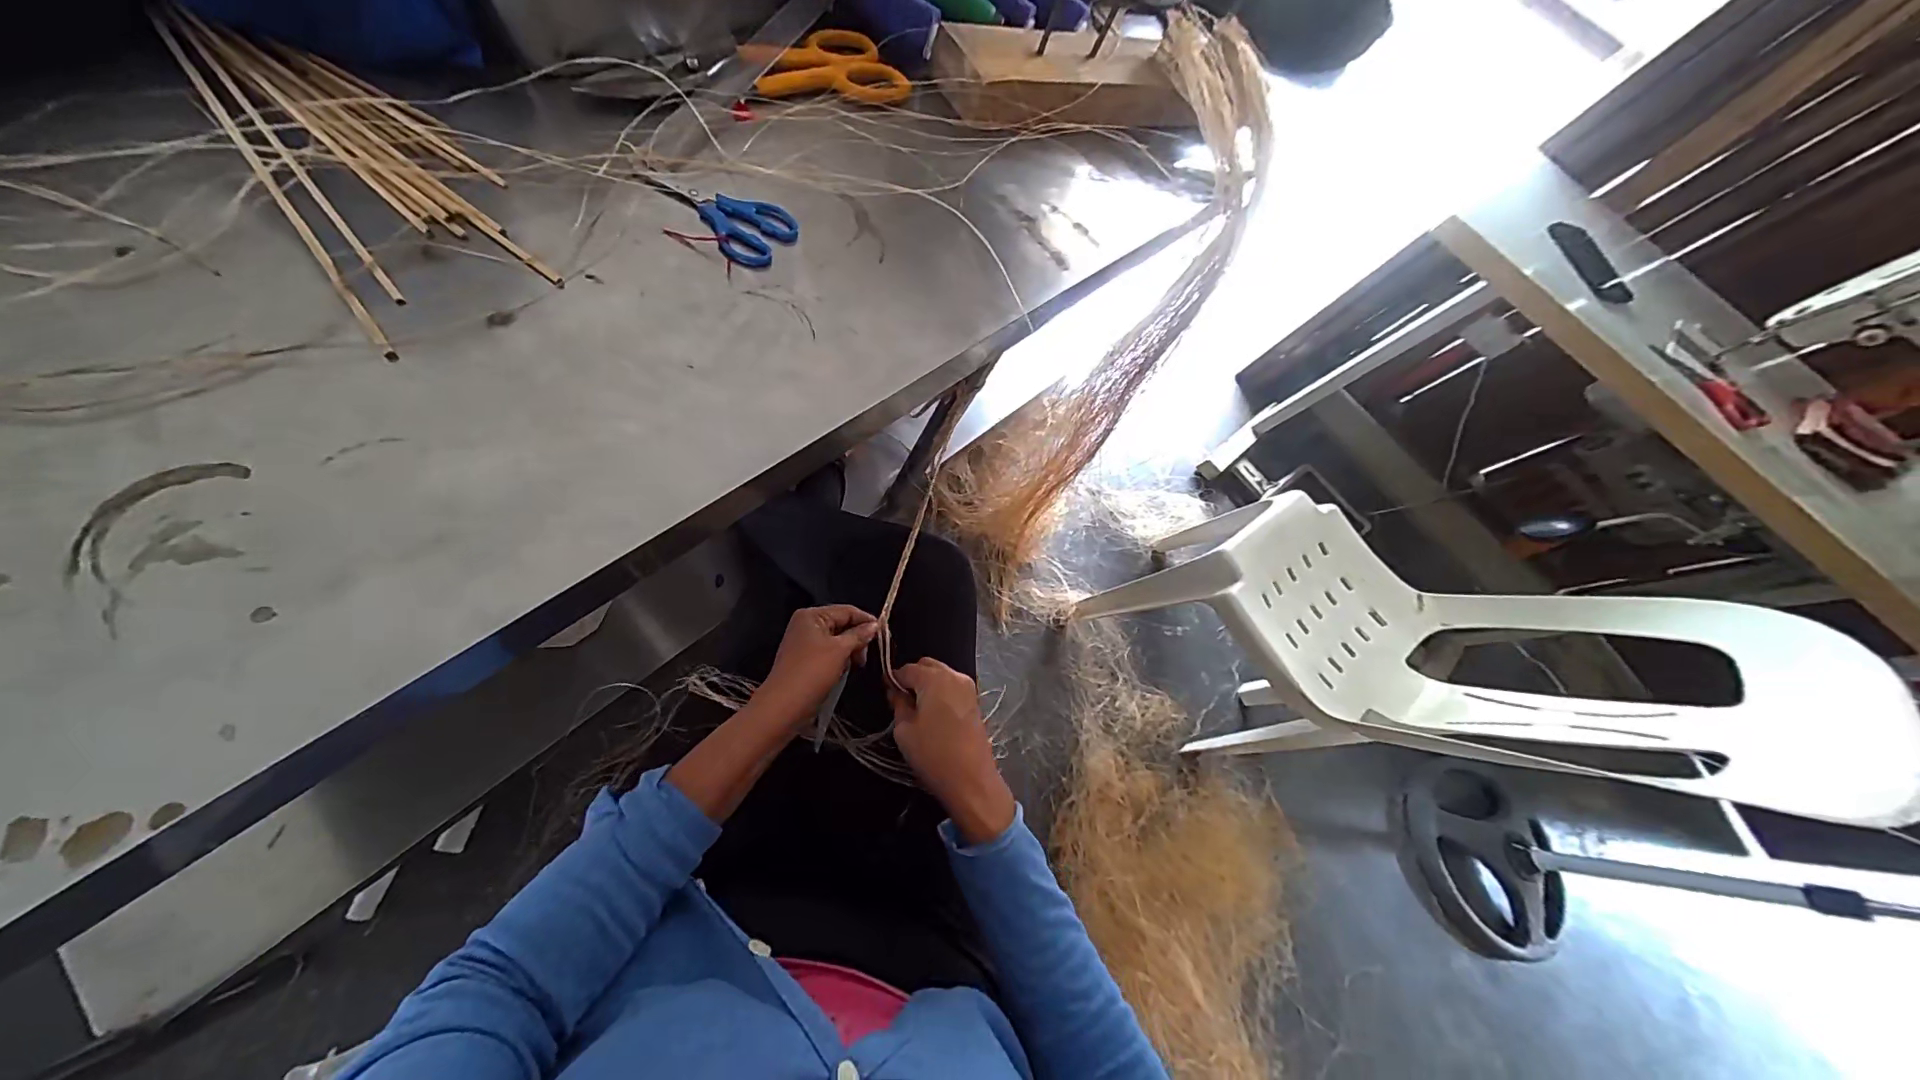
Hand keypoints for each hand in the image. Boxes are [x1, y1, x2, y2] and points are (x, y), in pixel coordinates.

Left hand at [755, 605, 878, 728]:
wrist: (784, 706)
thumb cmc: (812, 672)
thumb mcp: (840, 650)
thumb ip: (859, 635)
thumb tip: (875, 625)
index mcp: (812, 615)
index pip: (847, 611)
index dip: (867, 621)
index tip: (885, 635)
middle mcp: (806, 624)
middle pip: (842, 624)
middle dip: (857, 638)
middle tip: (864, 657)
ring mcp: (804, 643)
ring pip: (837, 640)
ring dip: (849, 651)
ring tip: (854, 666)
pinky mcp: (805, 660)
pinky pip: (829, 653)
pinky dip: (839, 660)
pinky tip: (843, 671)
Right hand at [888, 658, 1015, 844]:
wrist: (972, 780)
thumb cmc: (933, 754)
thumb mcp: (904, 730)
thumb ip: (898, 704)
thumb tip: (896, 692)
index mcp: (934, 678)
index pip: (907, 669)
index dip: (893, 679)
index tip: (885, 692)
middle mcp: (954, 676)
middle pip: (927, 666)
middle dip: (912, 678)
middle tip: (900, 700)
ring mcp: (968, 688)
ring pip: (941, 675)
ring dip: (927, 684)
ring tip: (916, 708)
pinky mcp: (975, 702)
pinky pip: (952, 687)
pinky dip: (940, 693)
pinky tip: (933, 713)